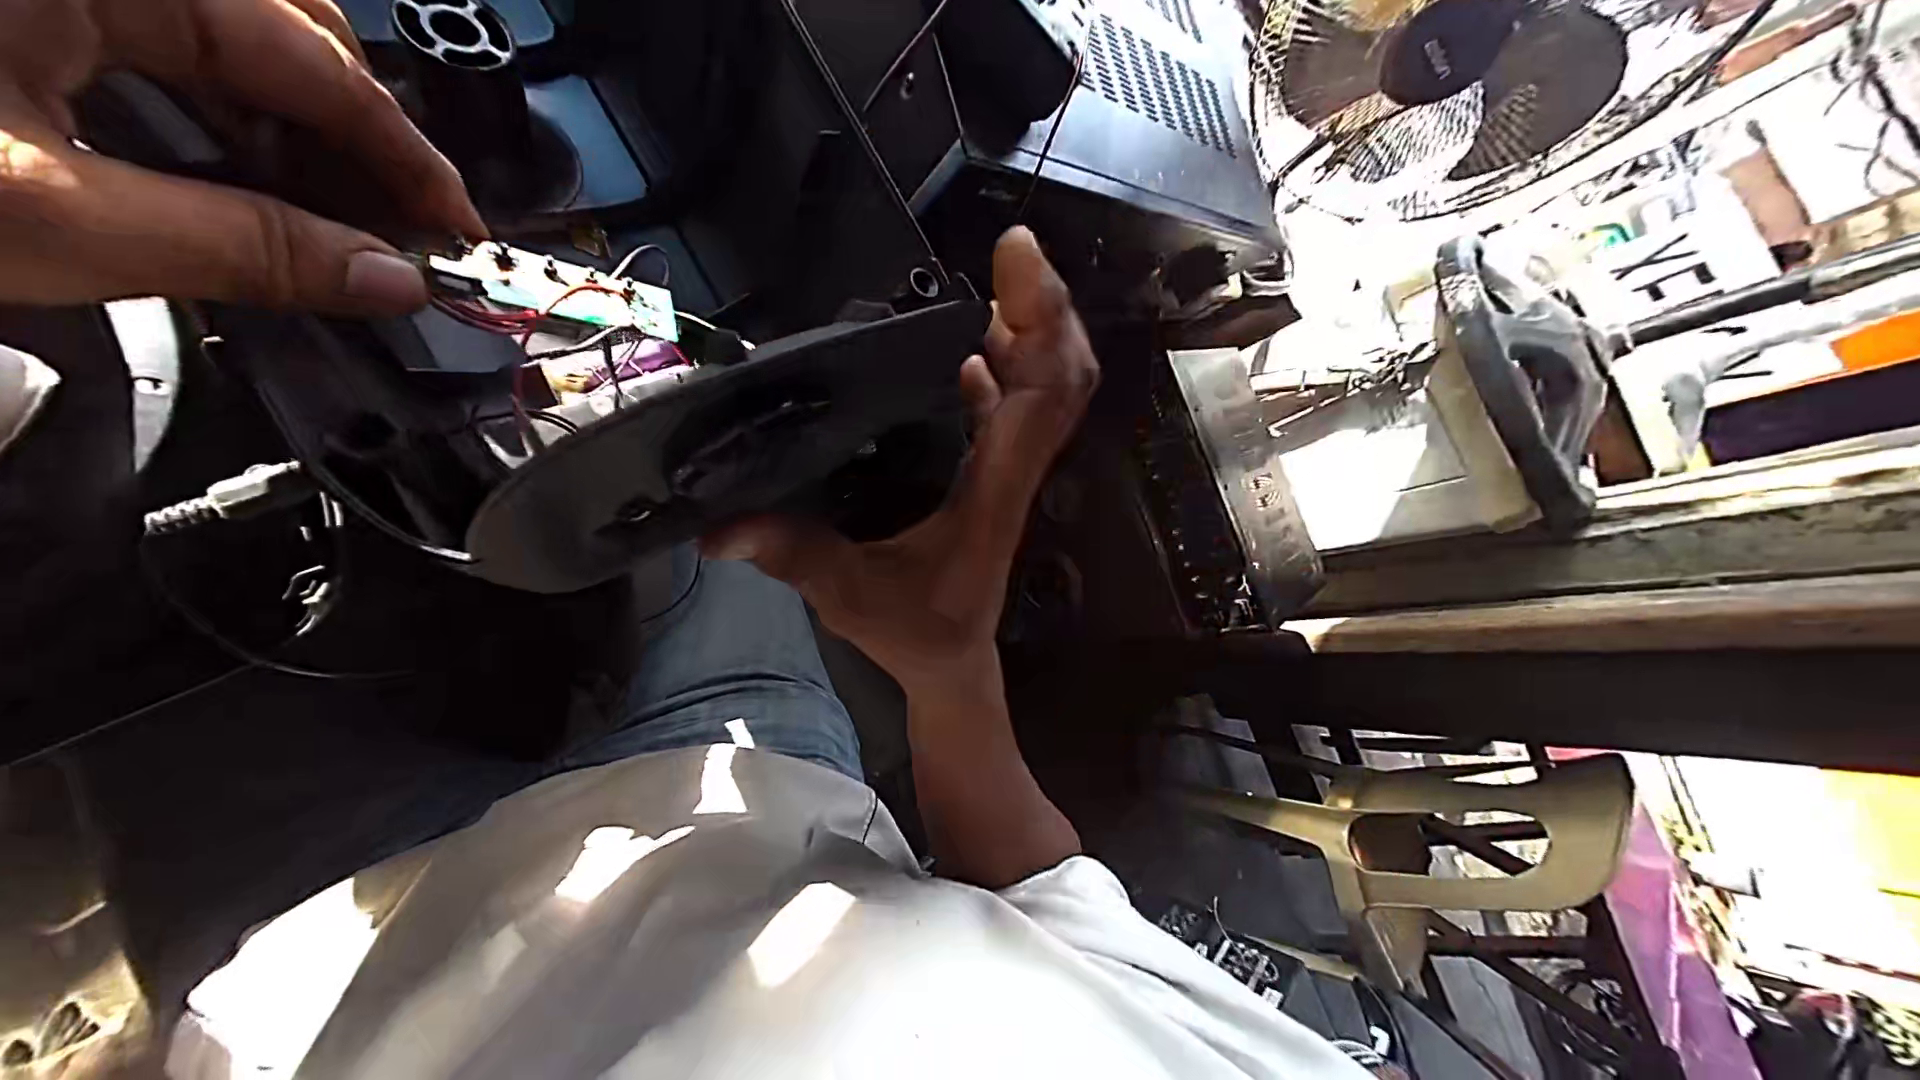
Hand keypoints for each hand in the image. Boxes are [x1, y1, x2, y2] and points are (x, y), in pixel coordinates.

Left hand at [0, 0, 483, 314]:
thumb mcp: (42, 216)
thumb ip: (243, 249)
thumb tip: (392, 282)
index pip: (323, 66)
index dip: (414, 164)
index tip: (463, 235)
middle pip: (291, 34)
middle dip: (364, 141)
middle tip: (401, 230)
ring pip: (225, 35)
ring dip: (297, 133)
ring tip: (331, 217)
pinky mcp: (8, 4)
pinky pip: (150, 39)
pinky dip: (216, 113)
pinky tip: (237, 173)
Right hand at [705, 226, 1098, 692]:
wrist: (952, 663)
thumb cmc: (917, 634)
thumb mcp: (852, 597)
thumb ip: (796, 558)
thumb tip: (723, 528)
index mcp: (994, 492)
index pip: (1042, 395)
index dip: (1041, 321)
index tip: (1016, 259)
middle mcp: (1011, 471)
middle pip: (1061, 376)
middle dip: (1047, 308)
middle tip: (1011, 257)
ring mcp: (1005, 468)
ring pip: (1045, 387)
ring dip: (1031, 330)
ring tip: (996, 281)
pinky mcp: (989, 472)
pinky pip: (1014, 405)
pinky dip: (1006, 364)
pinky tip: (967, 343)